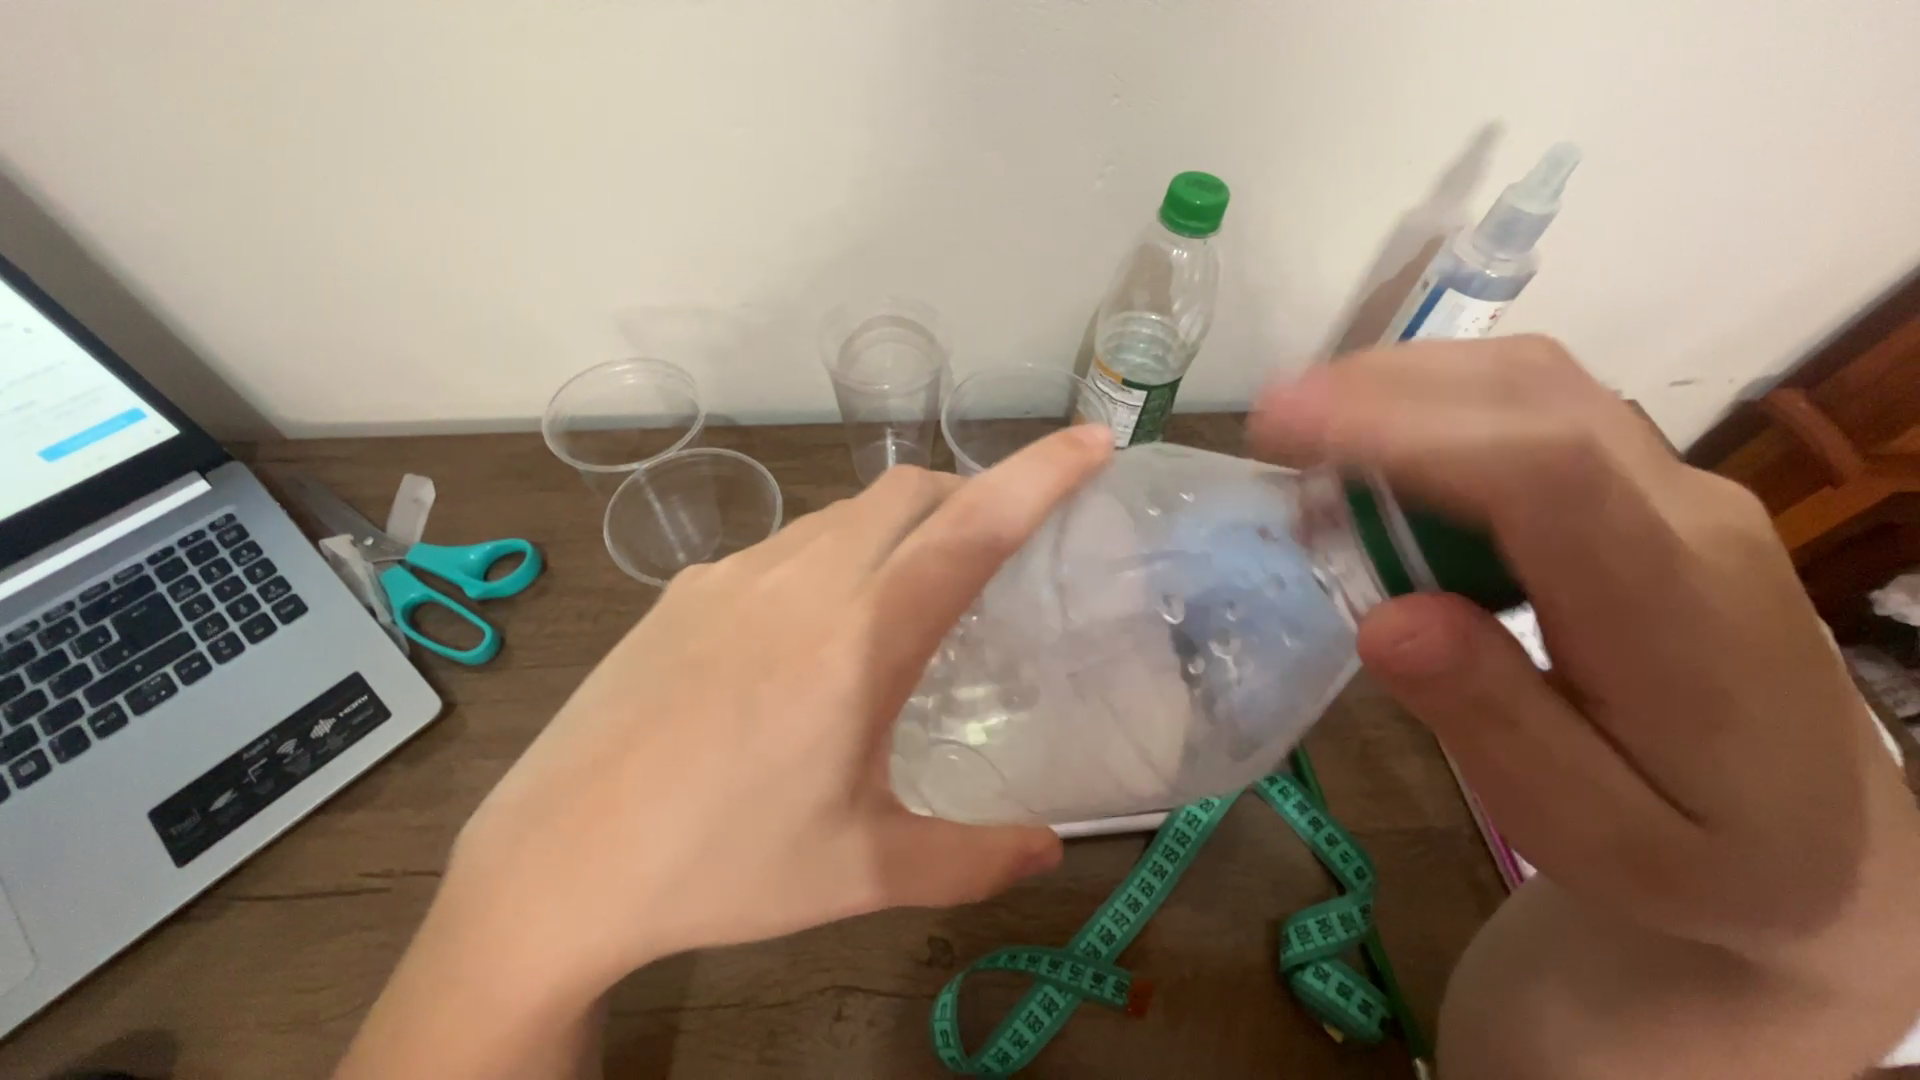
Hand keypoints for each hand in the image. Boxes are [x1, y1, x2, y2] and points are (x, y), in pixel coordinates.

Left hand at [443, 426, 1109, 994]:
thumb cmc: (721, 866)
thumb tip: (1050, 851)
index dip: (1042, 473)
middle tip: (1002, 554)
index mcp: (860, 637)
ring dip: (901, 527)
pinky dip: (836, 555)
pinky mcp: (686, 590)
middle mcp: (800, 581)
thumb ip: (973, 859)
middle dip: (972, 496)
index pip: (973, 526)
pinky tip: (814, 632)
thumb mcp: (864, 872)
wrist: (555, 862)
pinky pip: (787, 544)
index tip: (1094, 441)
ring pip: (846, 513)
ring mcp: (734, 575)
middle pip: (910, 492)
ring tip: (911, 598)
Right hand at [1249, 339, 1919, 982]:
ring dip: (1404, 389)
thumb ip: (1492, 719)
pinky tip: (1377, 459)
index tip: (1282, 428)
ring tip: (1309, 439)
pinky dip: (1433, 409)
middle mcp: (1685, 514)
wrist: (1827, 841)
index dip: (1403, 435)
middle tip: (1271, 427)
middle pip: (1532, 394)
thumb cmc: (1695, 852)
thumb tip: (1384, 618)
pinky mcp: (1645, 490)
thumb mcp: (1591, 830)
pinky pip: (1533, 412)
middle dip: (1382, 390)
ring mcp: (1675, 489)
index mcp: (1673, 605)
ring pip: (1531, 384)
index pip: (1543, 473)